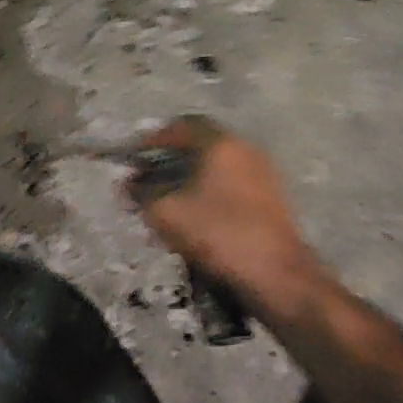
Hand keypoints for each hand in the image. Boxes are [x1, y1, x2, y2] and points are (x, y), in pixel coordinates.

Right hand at [125, 119, 327, 317]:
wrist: (276, 276)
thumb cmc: (217, 233)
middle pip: (198, 145)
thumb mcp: (164, 212)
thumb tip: (127, 184)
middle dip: (168, 160)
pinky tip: (193, 214)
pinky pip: (230, 182)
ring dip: (188, 176)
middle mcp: (245, 150)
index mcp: (221, 144)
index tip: (133, 159)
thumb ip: (140, 192)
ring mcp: (263, 174)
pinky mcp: (270, 198)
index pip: (180, 126)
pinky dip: (207, 190)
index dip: (151, 140)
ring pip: (215, 165)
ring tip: (166, 200)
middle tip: (146, 180)